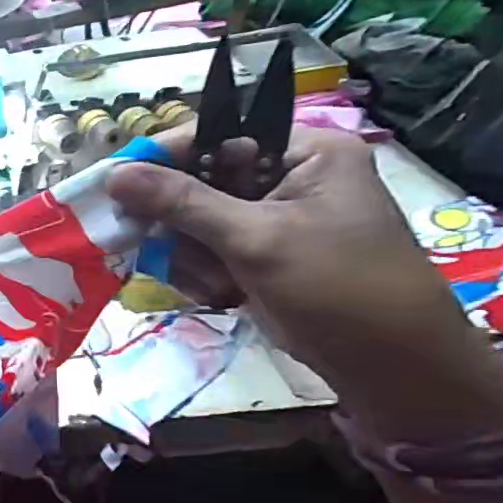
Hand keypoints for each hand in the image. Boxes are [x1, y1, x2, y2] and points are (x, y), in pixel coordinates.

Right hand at [109, 125, 502, 443]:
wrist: (388, 365)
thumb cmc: (336, 287)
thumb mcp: (256, 238)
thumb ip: (182, 203)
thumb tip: (115, 175)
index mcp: (303, 153)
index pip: (216, 137)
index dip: (162, 158)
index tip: (114, 182)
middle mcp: (285, 178)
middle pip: (198, 181)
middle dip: (178, 220)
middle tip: (153, 243)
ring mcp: (269, 220)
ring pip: (193, 222)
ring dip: (190, 254)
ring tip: (213, 282)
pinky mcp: (257, 256)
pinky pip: (204, 251)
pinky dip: (200, 272)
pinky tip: (219, 293)